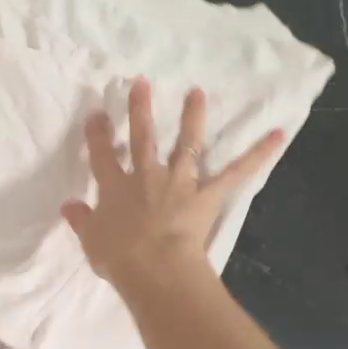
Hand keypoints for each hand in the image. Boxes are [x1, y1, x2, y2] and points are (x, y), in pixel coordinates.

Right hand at [61, 77, 284, 289]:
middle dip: (140, 109)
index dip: (97, 134)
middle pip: (142, 138)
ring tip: (196, 93)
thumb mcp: (90, 240)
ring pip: (186, 144)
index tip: (97, 114)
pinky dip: (258, 154)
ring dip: (191, 117)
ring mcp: (178, 182)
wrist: (153, 266)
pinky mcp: (207, 194)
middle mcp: (145, 176)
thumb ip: (81, 219)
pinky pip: (235, 172)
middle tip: (142, 83)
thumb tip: (68, 205)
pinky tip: (278, 134)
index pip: (102, 156)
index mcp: (114, 188)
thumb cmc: (117, 256)